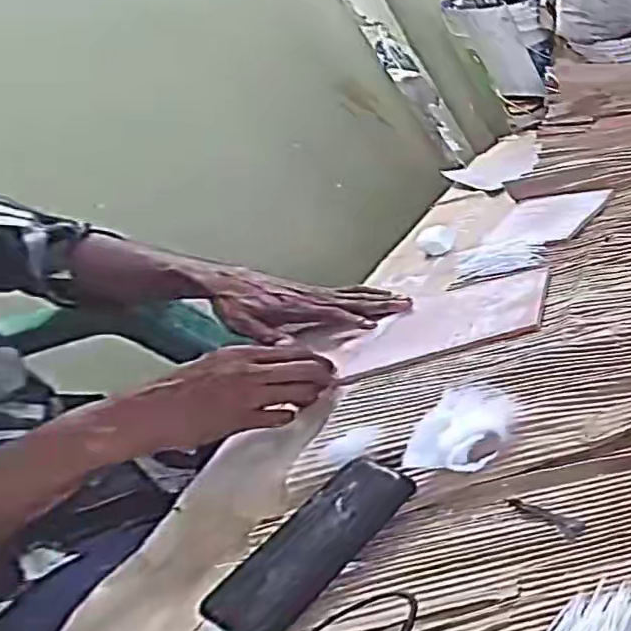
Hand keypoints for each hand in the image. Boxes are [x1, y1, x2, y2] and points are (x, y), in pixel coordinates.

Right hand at [76, 345, 336, 460]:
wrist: (130, 418)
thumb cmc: (166, 393)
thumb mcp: (211, 364)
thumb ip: (247, 361)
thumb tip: (281, 359)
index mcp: (239, 354)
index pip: (298, 351)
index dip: (316, 361)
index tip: (323, 368)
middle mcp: (247, 371)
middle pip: (309, 368)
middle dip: (324, 376)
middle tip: (327, 383)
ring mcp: (246, 395)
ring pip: (303, 390)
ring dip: (312, 396)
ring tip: (309, 400)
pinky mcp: (241, 419)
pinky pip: (283, 415)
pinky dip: (289, 416)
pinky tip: (283, 416)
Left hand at [191, 264, 408, 345]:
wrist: (226, 282)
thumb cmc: (236, 303)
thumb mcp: (245, 324)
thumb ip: (269, 337)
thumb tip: (289, 349)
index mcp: (302, 307)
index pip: (334, 313)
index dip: (352, 319)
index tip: (371, 325)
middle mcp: (315, 298)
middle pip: (355, 300)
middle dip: (381, 303)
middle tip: (404, 304)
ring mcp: (318, 292)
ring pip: (357, 294)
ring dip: (381, 297)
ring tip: (401, 298)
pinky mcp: (316, 290)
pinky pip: (349, 291)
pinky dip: (368, 292)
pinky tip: (376, 294)